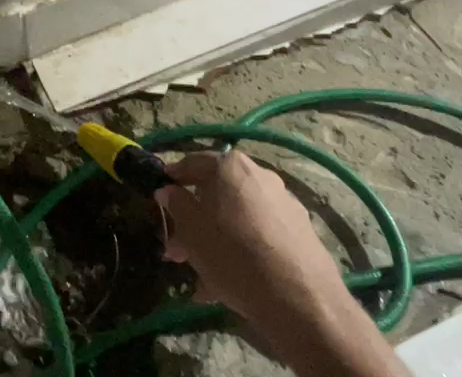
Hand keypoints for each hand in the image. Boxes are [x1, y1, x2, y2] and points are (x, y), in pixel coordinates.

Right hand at [156, 151, 346, 320]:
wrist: (299, 297)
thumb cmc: (232, 253)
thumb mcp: (191, 231)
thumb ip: (176, 205)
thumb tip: (168, 190)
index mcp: (230, 166)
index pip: (192, 163)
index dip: (173, 180)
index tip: (160, 199)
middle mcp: (260, 174)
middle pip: (217, 193)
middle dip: (195, 221)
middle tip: (178, 250)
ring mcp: (284, 202)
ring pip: (239, 216)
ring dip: (218, 239)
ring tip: (204, 277)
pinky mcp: (301, 230)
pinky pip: (261, 233)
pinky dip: (244, 249)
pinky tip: (232, 281)